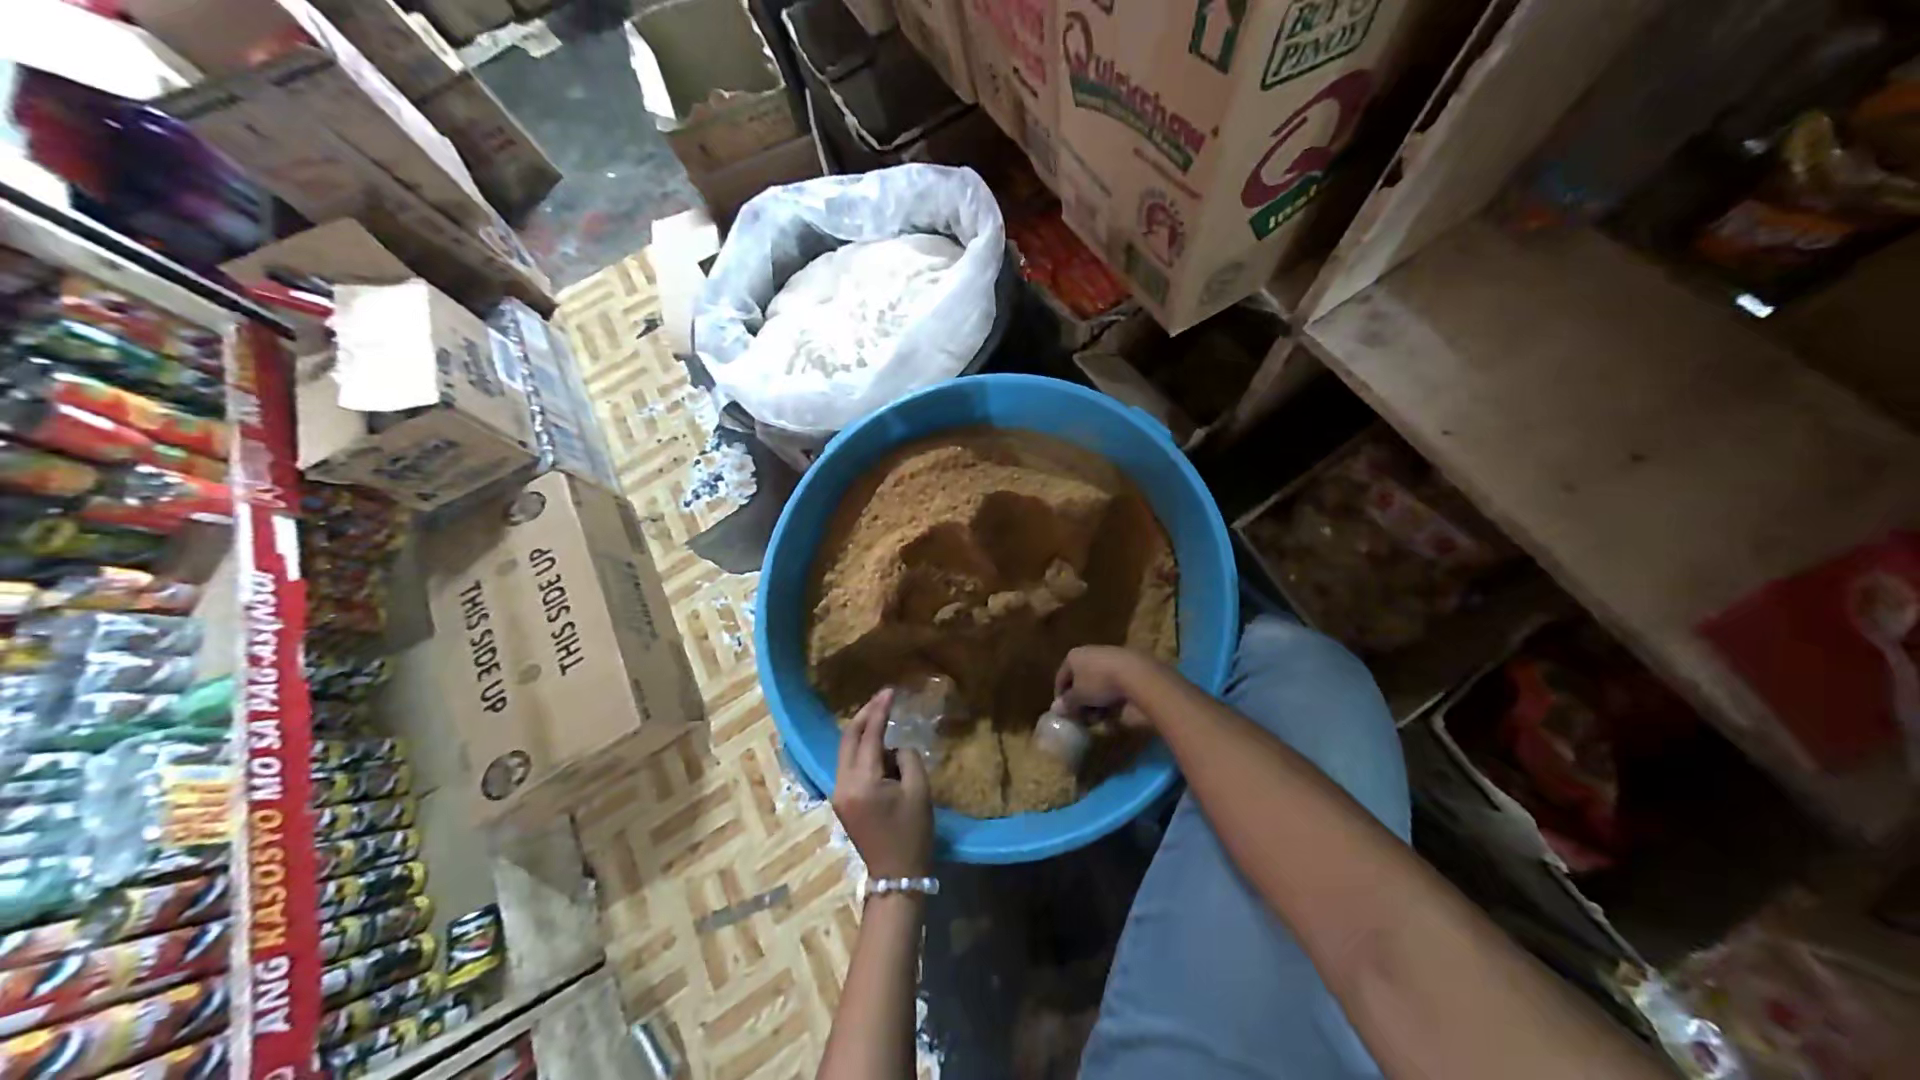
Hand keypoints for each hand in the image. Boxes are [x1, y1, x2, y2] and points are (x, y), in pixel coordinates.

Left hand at [833, 688, 932, 878]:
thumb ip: (906, 758)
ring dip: (863, 733)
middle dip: (865, 715)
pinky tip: (879, 746)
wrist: (896, 876)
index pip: (869, 736)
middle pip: (848, 739)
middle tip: (883, 699)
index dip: (879, 711)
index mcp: (862, 782)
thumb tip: (894, 747)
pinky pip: (848, 765)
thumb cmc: (912, 834)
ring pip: (846, 751)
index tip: (889, 692)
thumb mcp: (919, 791)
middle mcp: (842, 784)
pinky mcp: (841, 801)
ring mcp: (838, 794)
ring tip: (883, 718)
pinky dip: (862, 751)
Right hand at [1053, 646, 1156, 729]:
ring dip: (1096, 701)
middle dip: (1081, 701)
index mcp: (1073, 656)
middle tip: (1084, 717)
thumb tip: (1056, 708)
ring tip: (1101, 717)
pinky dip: (1110, 695)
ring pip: (1096, 682)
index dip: (1060, 697)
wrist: (1136, 673)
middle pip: (1080, 680)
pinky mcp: (1126, 663)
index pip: (1061, 678)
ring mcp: (1108, 656)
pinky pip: (1112, 682)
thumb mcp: (1079, 696)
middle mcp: (1088, 652)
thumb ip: (1067, 703)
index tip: (1065, 713)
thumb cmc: (1099, 683)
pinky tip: (1114, 708)